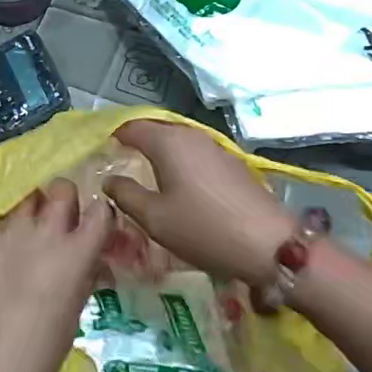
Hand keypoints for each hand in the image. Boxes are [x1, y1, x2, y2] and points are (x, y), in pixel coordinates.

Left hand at [0, 179, 112, 371]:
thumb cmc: (38, 357)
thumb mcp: (73, 314)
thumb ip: (83, 275)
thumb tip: (89, 262)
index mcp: (76, 253)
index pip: (101, 210)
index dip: (100, 217)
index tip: (95, 230)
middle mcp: (44, 232)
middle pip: (61, 188)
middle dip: (64, 203)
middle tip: (60, 228)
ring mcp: (7, 232)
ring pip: (27, 199)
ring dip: (32, 213)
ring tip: (27, 240)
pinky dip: (3, 231)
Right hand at [103, 119, 297, 284]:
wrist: (270, 244)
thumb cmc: (203, 229)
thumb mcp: (155, 218)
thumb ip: (126, 195)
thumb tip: (110, 180)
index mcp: (168, 142)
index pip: (132, 128)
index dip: (113, 137)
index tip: (101, 153)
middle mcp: (191, 135)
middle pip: (156, 129)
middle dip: (136, 141)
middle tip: (121, 162)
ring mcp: (215, 147)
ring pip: (177, 140)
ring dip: (159, 150)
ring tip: (147, 173)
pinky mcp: (231, 162)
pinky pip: (195, 152)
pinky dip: (180, 160)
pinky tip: (179, 182)